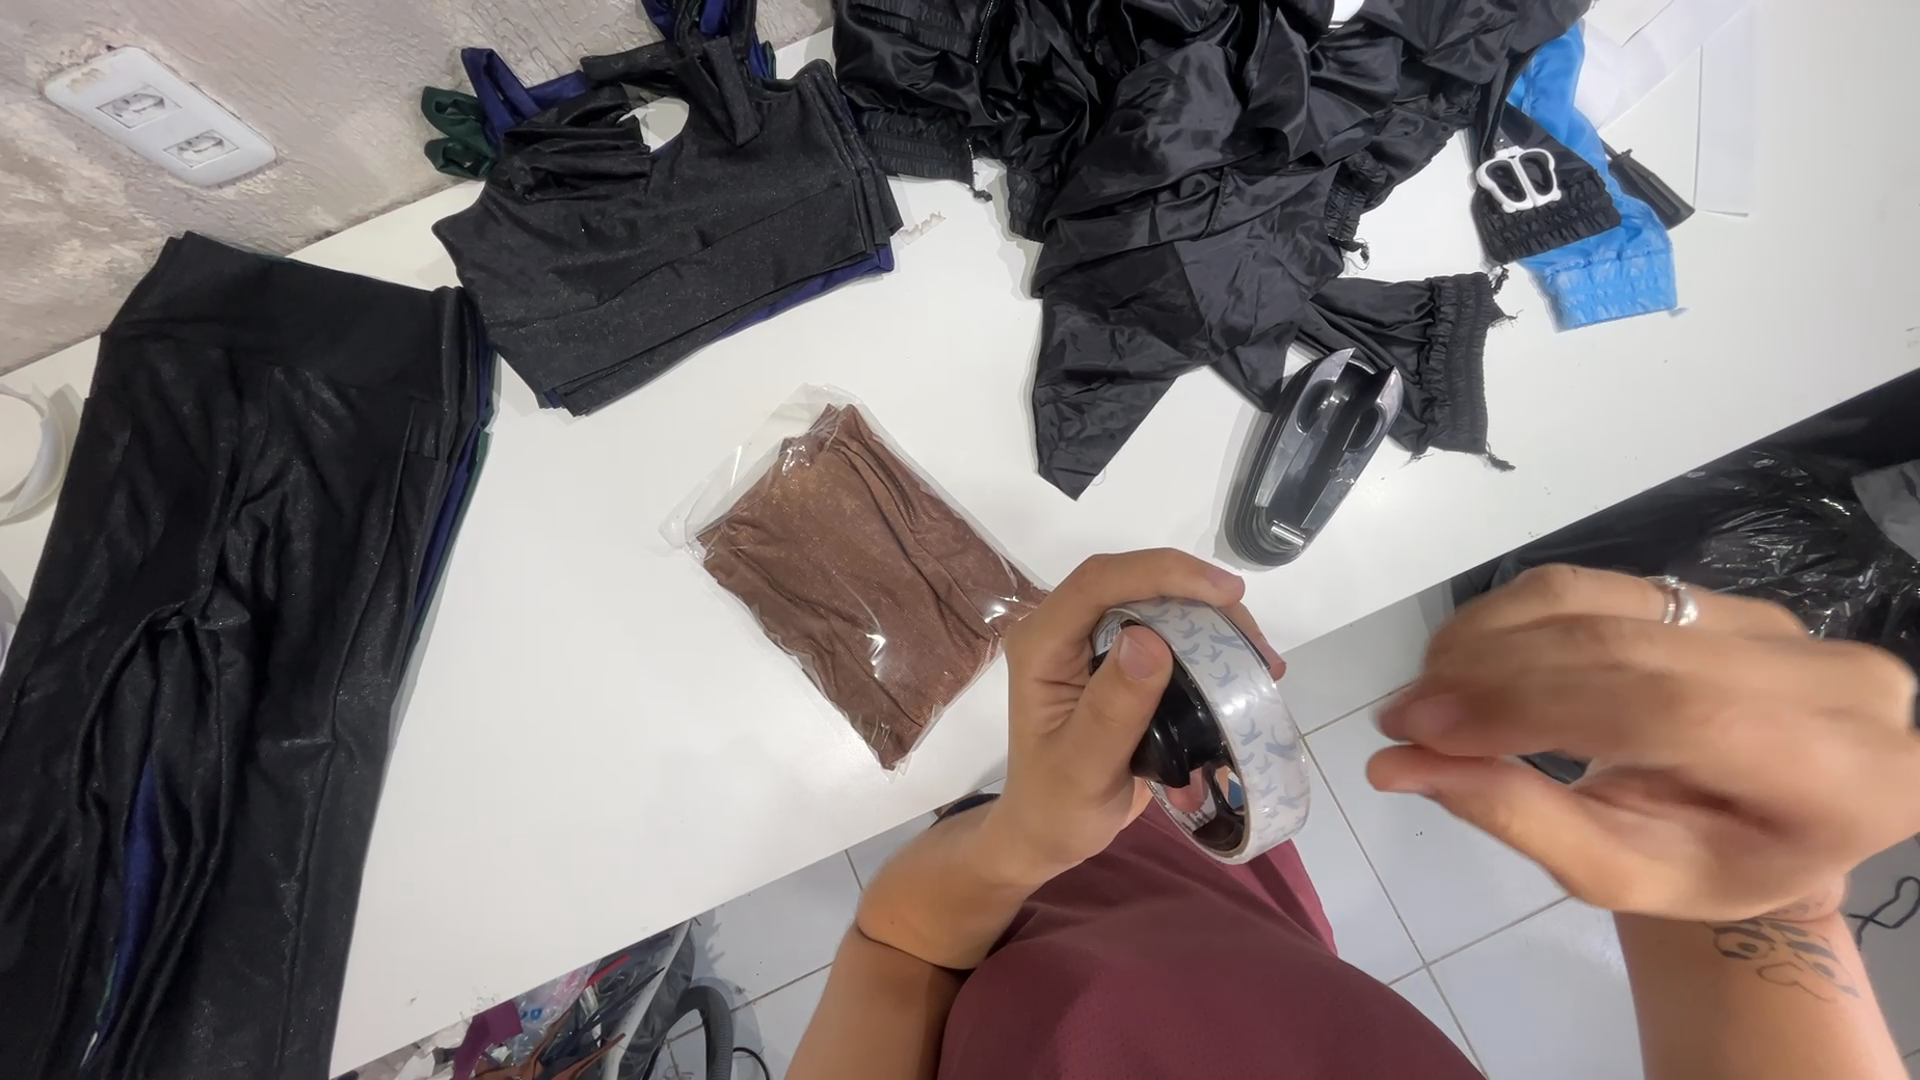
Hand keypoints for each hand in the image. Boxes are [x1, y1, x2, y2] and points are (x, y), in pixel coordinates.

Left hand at [983, 550, 1281, 885]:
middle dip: (1199, 598)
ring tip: (1260, 662)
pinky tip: (1242, 670)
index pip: (1096, 583)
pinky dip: (1208, 646)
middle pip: (1134, 584)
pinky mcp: (1120, 662)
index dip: (1161, 573)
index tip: (1226, 593)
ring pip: (1158, 604)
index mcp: (1041, 645)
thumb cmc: (1057, 805)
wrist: (1051, 832)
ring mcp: (1093, 644)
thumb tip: (1150, 639)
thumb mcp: (1082, 767)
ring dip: (1212, 623)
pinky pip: (1169, 633)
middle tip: (1255, 642)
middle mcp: (1065, 632)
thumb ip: (1113, 707)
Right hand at [1369, 565, 1919, 921]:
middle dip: (1483, 675)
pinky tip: (1458, 660)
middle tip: (1401, 716)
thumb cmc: (1700, 864)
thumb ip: (1515, 817)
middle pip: (1613, 646)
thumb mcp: (1617, 873)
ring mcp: (1756, 619)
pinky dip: (1492, 619)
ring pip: (1579, 600)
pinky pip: (1569, 584)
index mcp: (1842, 772)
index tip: (1420, 731)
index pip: (1667, 710)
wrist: (1751, 817)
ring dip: (1477, 640)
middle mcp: (1820, 675)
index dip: (1528, 706)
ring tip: (1425, 691)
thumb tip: (1394, 766)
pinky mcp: (1692, 593)